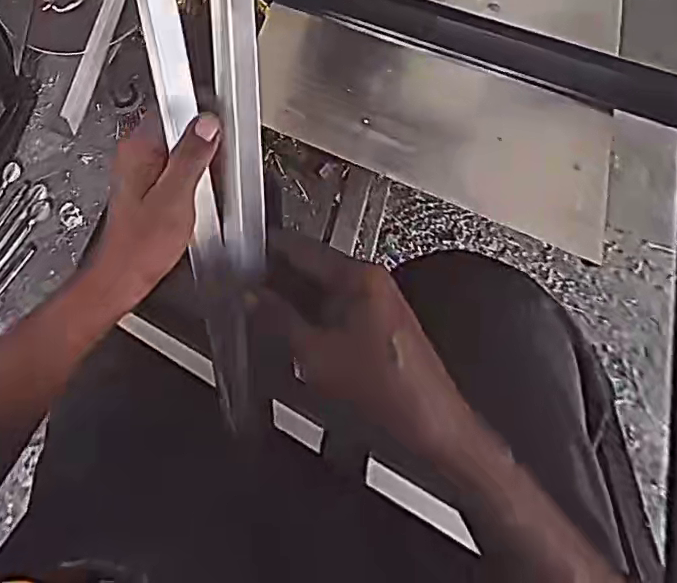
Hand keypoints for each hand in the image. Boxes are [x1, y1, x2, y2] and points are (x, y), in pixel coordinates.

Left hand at [82, 113, 222, 308]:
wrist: (124, 275)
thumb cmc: (140, 245)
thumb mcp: (175, 198)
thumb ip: (192, 157)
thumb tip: (207, 124)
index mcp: (138, 148)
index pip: (173, 108)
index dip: (200, 117)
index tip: (216, 131)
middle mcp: (135, 152)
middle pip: (180, 127)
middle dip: (202, 147)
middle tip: (208, 175)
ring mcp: (141, 167)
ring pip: (182, 149)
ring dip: (199, 166)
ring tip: (199, 194)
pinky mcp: (148, 182)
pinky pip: (178, 167)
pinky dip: (191, 180)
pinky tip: (192, 201)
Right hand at [256, 230, 484, 463]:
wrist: (433, 427)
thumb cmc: (390, 391)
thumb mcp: (316, 355)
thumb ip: (278, 319)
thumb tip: (253, 298)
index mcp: (358, 276)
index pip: (301, 248)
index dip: (267, 250)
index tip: (243, 255)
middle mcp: (370, 280)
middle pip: (311, 266)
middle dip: (277, 278)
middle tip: (247, 288)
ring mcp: (376, 300)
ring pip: (322, 288)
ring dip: (293, 299)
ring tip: (263, 311)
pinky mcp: (377, 321)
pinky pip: (335, 306)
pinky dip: (311, 315)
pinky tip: (292, 332)